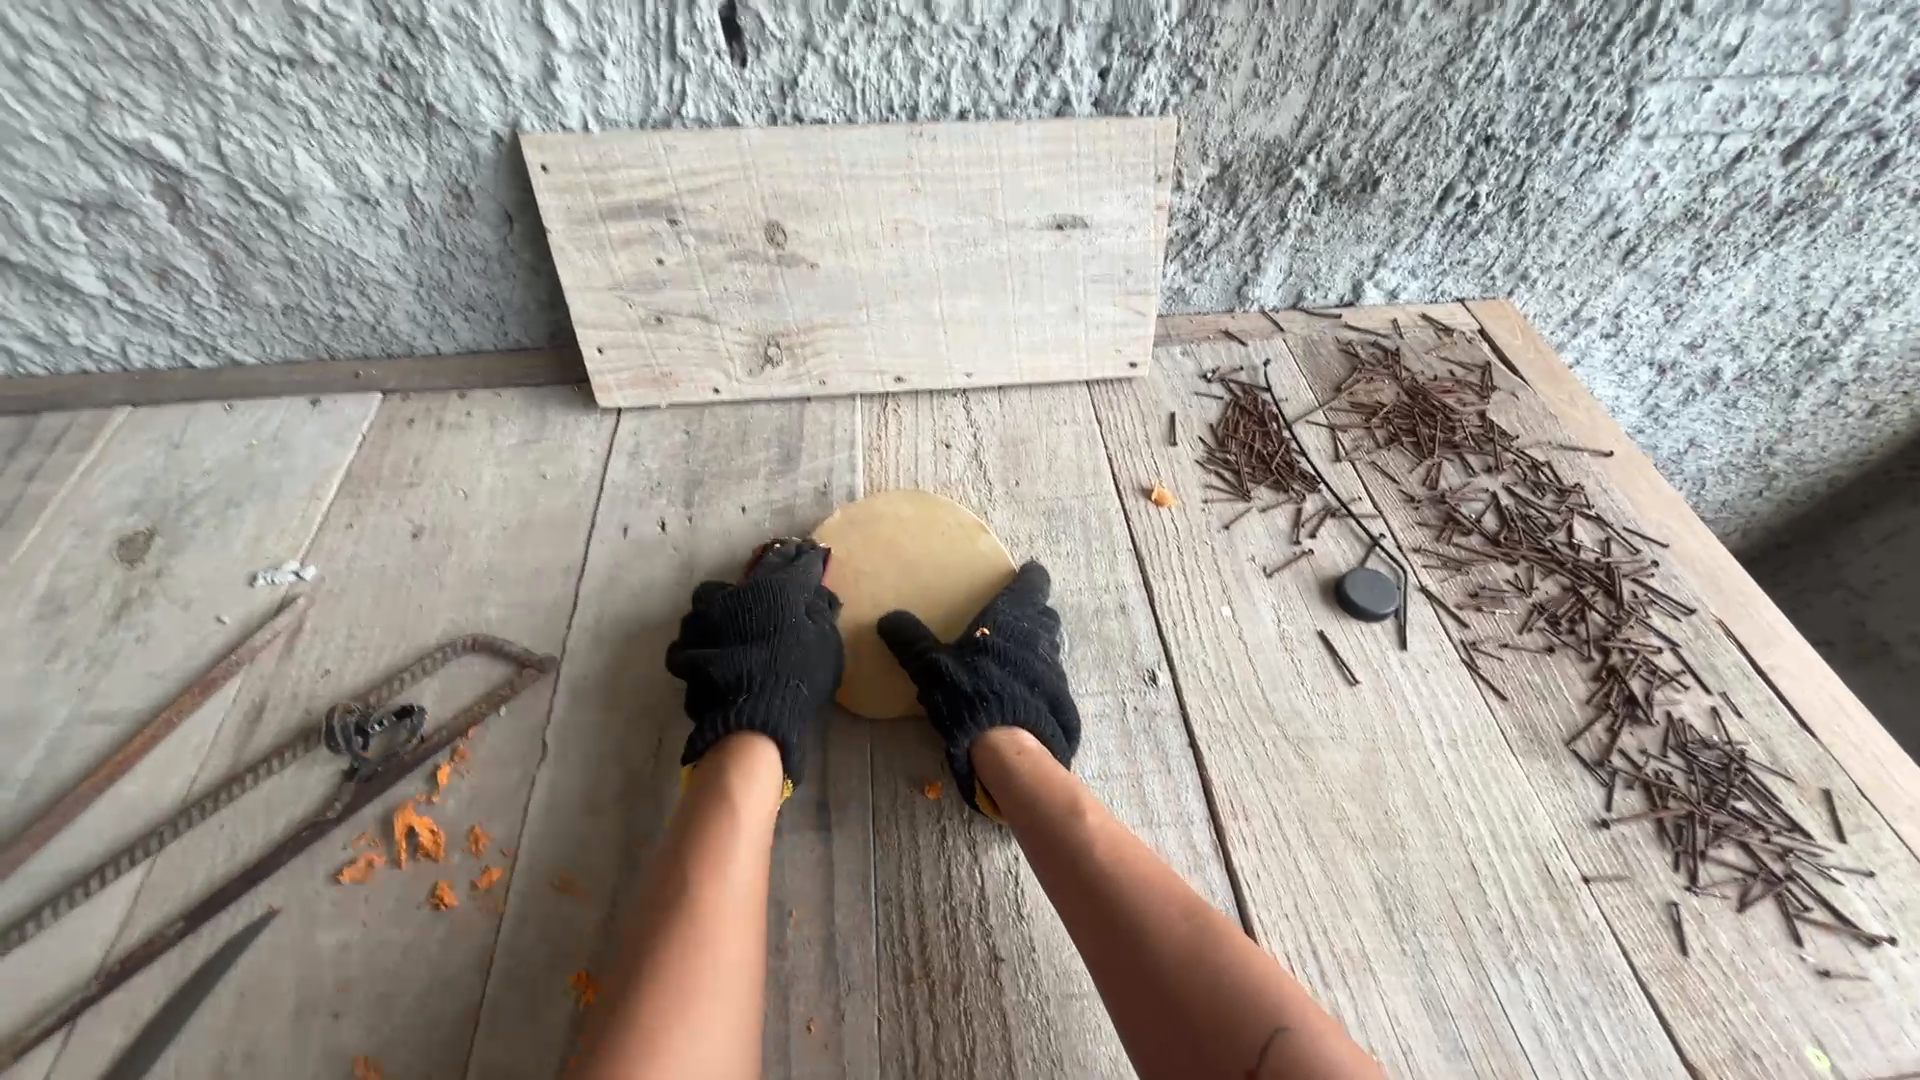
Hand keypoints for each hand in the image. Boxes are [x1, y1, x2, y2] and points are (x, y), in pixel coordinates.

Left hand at [665, 538, 842, 787]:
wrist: (752, 711)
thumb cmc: (799, 675)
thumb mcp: (826, 644)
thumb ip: (821, 614)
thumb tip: (819, 594)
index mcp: (779, 589)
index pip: (800, 564)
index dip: (809, 557)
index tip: (814, 551)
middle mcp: (741, 593)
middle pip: (759, 569)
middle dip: (774, 561)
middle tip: (783, 557)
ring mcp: (708, 617)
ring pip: (712, 596)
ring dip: (723, 601)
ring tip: (730, 607)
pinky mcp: (689, 644)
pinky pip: (695, 635)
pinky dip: (702, 637)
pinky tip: (706, 644)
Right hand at [876, 561, 1078, 816]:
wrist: (1008, 741)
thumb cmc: (969, 690)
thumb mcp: (930, 665)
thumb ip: (910, 641)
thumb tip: (887, 619)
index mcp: (1012, 616)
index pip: (1033, 582)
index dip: (1030, 576)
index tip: (1025, 573)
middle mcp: (1039, 635)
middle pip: (1045, 613)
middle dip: (1033, 612)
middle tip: (1015, 617)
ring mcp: (1054, 666)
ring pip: (1050, 644)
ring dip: (1037, 645)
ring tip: (1017, 654)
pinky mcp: (1059, 695)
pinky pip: (1052, 676)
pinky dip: (1039, 676)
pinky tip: (1023, 688)